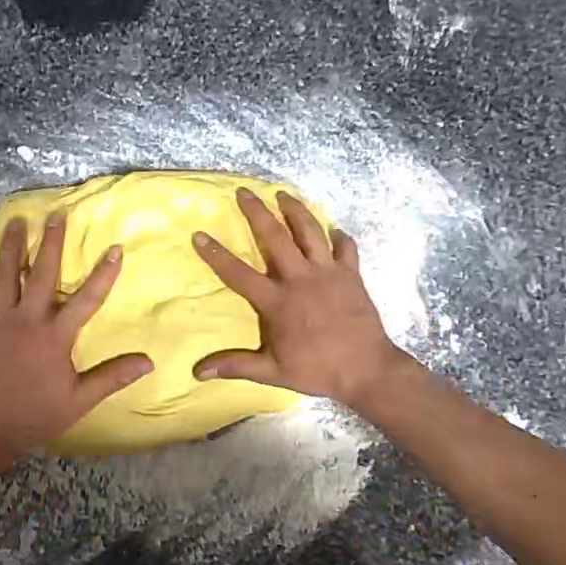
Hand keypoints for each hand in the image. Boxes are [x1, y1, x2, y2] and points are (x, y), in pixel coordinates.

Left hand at [0, 213, 153, 460]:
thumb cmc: (37, 415)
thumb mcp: (80, 400)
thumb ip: (112, 377)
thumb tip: (148, 362)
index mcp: (55, 336)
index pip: (86, 299)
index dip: (104, 273)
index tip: (115, 249)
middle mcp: (26, 320)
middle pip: (40, 273)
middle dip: (50, 242)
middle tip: (56, 214)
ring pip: (3, 276)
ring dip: (10, 247)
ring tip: (15, 221)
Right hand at [191, 189, 415, 408]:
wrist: (366, 369)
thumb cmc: (317, 370)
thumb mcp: (272, 371)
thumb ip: (235, 366)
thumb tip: (198, 372)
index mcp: (276, 301)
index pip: (238, 273)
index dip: (216, 254)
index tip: (199, 234)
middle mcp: (299, 279)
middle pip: (274, 237)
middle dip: (256, 212)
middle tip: (244, 192)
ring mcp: (327, 273)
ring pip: (309, 232)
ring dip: (295, 210)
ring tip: (283, 194)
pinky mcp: (351, 275)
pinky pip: (345, 248)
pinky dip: (339, 237)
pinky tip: (334, 230)